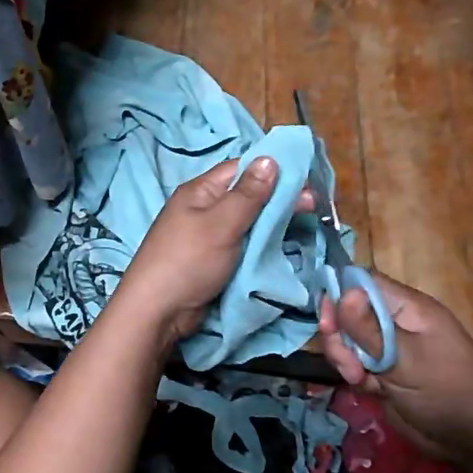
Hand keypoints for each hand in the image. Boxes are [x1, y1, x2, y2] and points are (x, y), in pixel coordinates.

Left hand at [107, 156, 308, 347]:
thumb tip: (270, 159)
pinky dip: (263, 244)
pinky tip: (284, 245)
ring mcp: (209, 236)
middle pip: (247, 196)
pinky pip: (244, 245)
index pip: (241, 168)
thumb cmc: (188, 262)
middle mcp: (204, 209)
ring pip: (248, 222)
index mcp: (200, 191)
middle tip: (313, 205)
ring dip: (273, 222)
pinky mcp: (215, 260)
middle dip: (279, 199)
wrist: (158, 313)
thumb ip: (248, 194)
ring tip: (305, 223)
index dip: (273, 169)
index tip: (305, 177)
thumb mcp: (221, 224)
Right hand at [318, 273, 472, 462]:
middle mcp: (397, 323)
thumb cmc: (446, 391)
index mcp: (408, 308)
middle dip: (341, 337)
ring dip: (347, 360)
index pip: (363, 284)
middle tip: (348, 364)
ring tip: (360, 380)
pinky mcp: (387, 374)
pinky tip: (371, 392)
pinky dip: (359, 378)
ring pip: (351, 343)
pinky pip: (359, 366)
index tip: (327, 322)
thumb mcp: (405, 359)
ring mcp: (391, 350)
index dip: (340, 296)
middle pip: (350, 314)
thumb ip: (370, 329)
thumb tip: (344, 291)